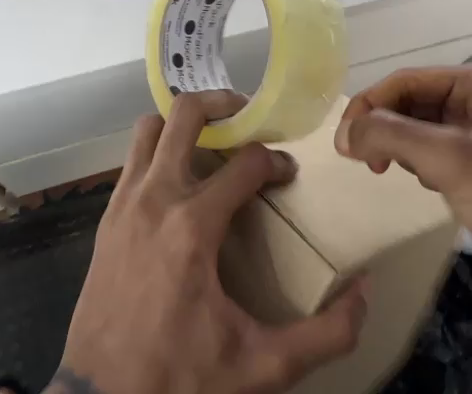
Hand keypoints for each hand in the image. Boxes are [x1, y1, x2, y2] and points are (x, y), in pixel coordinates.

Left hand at [53, 92, 368, 393]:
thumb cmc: (181, 380)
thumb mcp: (263, 368)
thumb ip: (326, 333)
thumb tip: (365, 291)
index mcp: (193, 226)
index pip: (246, 163)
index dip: (275, 161)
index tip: (288, 176)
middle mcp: (155, 199)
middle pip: (184, 114)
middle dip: (223, 105)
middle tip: (248, 119)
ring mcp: (124, 204)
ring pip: (149, 129)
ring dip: (181, 124)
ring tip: (211, 141)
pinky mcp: (106, 219)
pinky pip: (132, 161)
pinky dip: (157, 153)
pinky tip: (179, 182)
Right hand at [335, 63, 471, 309]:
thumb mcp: (452, 162)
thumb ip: (393, 136)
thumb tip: (343, 132)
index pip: (409, 80)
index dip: (371, 105)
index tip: (343, 141)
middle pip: (413, 101)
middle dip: (385, 127)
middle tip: (360, 160)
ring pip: (420, 127)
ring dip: (399, 146)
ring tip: (389, 172)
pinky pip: (435, 152)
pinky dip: (418, 164)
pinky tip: (423, 185)